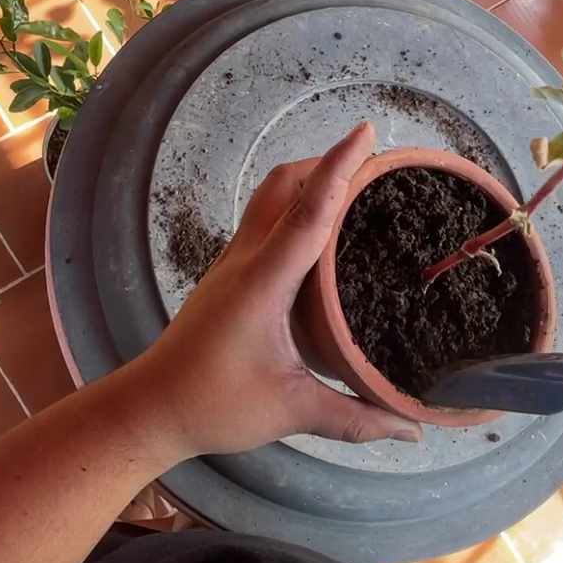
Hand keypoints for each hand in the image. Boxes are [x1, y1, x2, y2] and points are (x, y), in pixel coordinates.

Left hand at [111, 123, 420, 463]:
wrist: (152, 406)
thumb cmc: (213, 404)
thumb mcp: (290, 411)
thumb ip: (354, 418)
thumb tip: (411, 428)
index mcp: (262, 284)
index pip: (307, 215)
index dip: (339, 170)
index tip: (366, 134)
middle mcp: (245, 261)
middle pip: (281, 187)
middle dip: (326, 163)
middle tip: (374, 162)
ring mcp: (232, 263)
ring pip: (268, 199)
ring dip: (308, 181)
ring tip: (356, 186)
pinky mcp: (228, 274)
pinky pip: (264, 221)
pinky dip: (295, 207)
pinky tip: (322, 230)